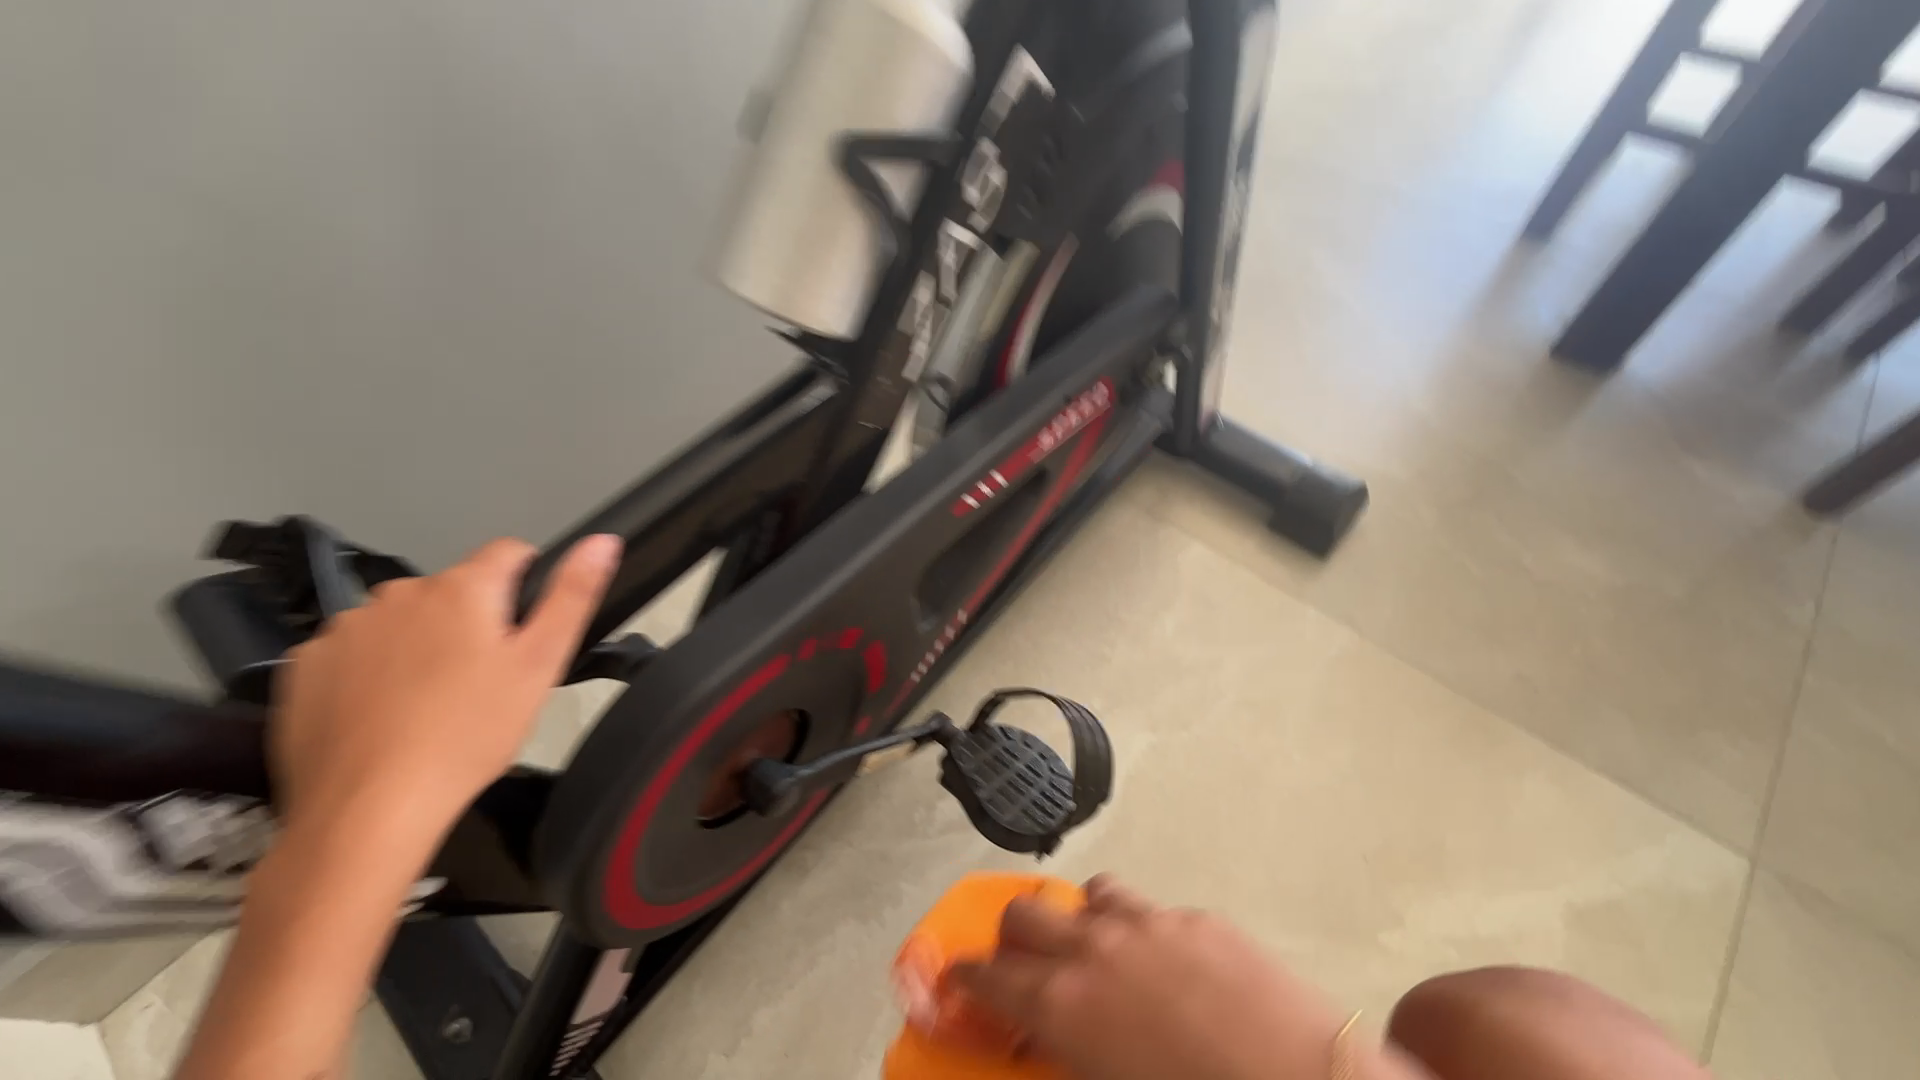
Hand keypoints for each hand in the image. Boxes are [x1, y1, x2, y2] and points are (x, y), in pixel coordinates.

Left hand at [269, 534, 620, 851]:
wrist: (369, 809)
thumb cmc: (469, 735)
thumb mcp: (541, 665)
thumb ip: (573, 595)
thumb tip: (602, 540)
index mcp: (462, 588)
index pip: (509, 552)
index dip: (527, 584)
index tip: (524, 634)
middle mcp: (398, 593)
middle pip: (452, 592)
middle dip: (470, 623)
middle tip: (481, 682)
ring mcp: (344, 629)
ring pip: (401, 622)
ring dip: (418, 645)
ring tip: (429, 704)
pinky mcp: (303, 666)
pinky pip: (352, 654)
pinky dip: (369, 673)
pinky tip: (381, 715)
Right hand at [953, 876, 1349, 1079]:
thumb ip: (1067, 1053)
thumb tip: (1043, 1038)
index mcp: (1063, 1002)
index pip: (987, 976)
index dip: (964, 977)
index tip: (958, 982)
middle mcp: (1095, 948)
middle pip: (1024, 913)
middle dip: (1013, 938)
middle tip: (1026, 968)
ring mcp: (1149, 923)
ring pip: (1090, 895)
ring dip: (1082, 920)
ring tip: (1103, 954)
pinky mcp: (1200, 918)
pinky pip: (1153, 911)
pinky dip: (1145, 932)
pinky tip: (1175, 969)